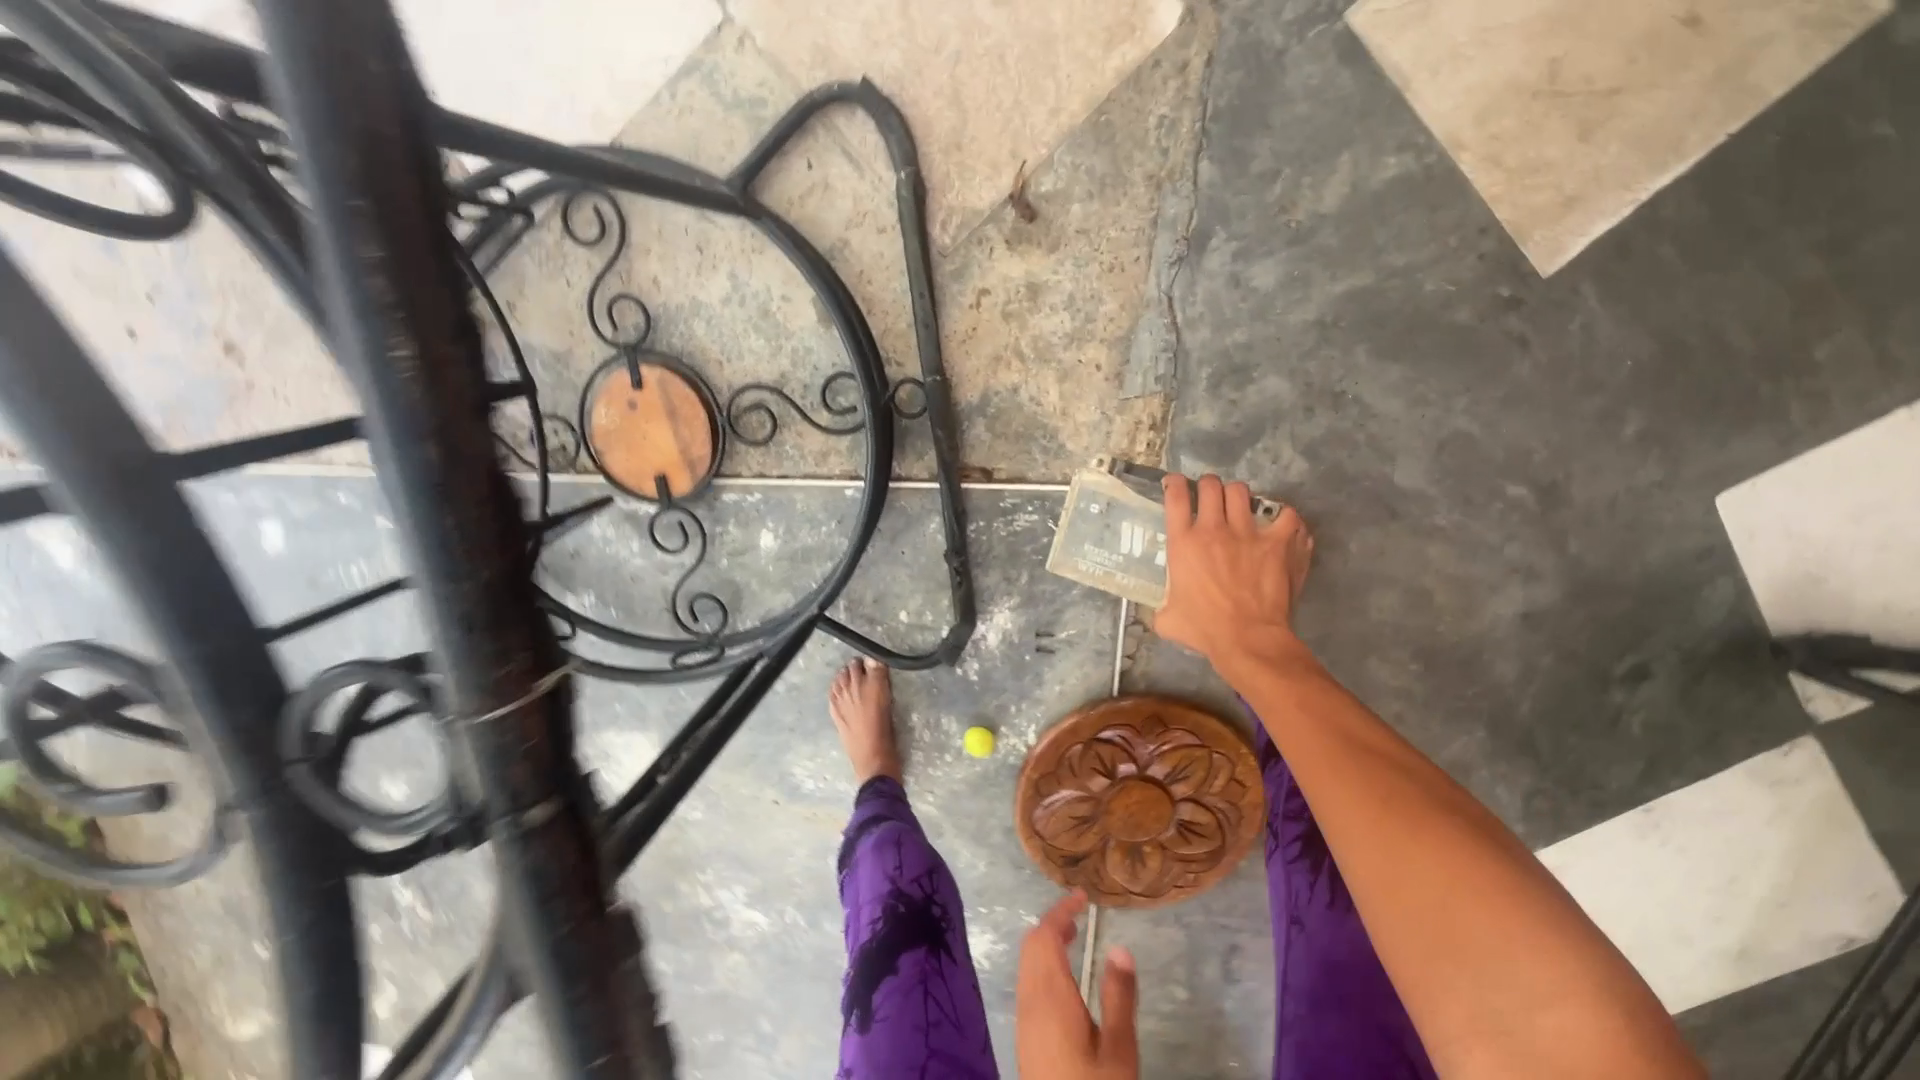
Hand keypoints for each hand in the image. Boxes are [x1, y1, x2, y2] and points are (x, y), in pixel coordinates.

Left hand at [1016, 891, 1138, 1079]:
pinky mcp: (1025, 1033)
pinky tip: (1065, 977)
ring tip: (1074, 938)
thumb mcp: (1119, 1050)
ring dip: (1046, 944)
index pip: (1044, 937)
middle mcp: (1030, 1000)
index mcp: (1050, 997)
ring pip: (1026, 964)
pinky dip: (1043, 964)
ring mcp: (1024, 1018)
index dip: (1060, 911)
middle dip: (1052, 923)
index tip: (1082, 897)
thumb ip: (1118, 997)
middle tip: (1080, 914)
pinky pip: (1028, 982)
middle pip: (1031, 946)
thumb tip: (1120, 948)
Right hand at [1154, 472, 1313, 668]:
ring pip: (1241, 492)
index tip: (1176, 484)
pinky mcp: (1278, 542)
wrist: (1247, 639)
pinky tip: (1282, 524)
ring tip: (1240, 506)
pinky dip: (1284, 516)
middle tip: (1210, 495)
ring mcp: (1248, 533)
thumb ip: (1162, 606)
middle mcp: (1214, 529)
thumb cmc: (1204, 630)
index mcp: (1183, 543)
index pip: (1176, 497)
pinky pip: (1286, 514)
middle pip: (1210, 486)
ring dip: (1238, 496)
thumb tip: (1162, 610)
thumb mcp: (1167, 619)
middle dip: (1209, 485)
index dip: (1175, 484)